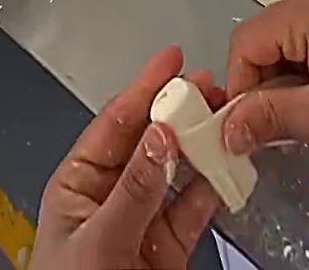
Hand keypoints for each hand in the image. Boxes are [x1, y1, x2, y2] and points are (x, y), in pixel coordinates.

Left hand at [32, 46, 223, 269]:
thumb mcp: (97, 241)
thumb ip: (133, 189)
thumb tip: (162, 133)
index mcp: (81, 181)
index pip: (116, 121)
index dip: (144, 85)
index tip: (171, 57)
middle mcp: (112, 192)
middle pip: (149, 139)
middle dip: (178, 109)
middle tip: (211, 84)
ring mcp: (141, 220)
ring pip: (175, 170)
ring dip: (199, 143)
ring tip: (226, 116)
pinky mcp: (166, 250)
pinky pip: (192, 209)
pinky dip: (211, 187)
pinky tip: (227, 167)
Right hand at [222, 0, 308, 175]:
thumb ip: (268, 117)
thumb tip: (225, 126)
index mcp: (307, 9)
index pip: (244, 43)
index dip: (239, 89)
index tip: (245, 130)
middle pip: (262, 41)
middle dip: (263, 88)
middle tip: (276, 132)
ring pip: (284, 47)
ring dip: (285, 87)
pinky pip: (307, 47)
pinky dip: (306, 79)